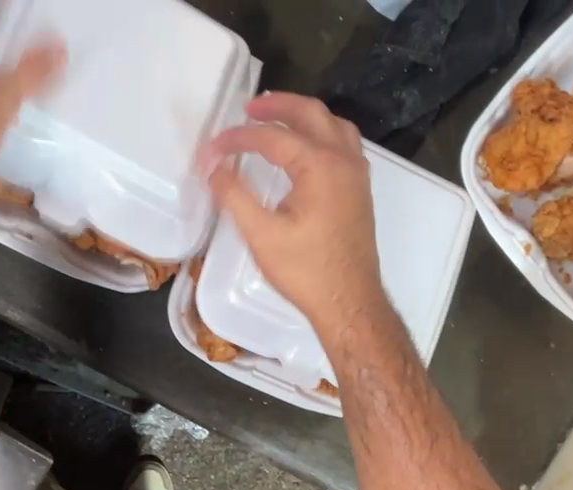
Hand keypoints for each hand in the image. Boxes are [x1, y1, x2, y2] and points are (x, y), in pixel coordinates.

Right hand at [203, 93, 385, 333]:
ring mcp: (356, 174)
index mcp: (319, 164)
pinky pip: (343, 144)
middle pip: (310, 114)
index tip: (213, 148)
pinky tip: (307, 149)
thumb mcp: (261, 235)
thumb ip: (235, 195)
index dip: (239, 138)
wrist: (348, 301)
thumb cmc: (305, 271)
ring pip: (332, 126)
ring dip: (304, 116)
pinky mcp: (359, 191)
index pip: (273, 137)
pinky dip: (322, 134)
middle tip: (249, 109)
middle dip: (277, 107)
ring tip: (278, 120)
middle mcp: (343, 159)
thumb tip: (213, 167)